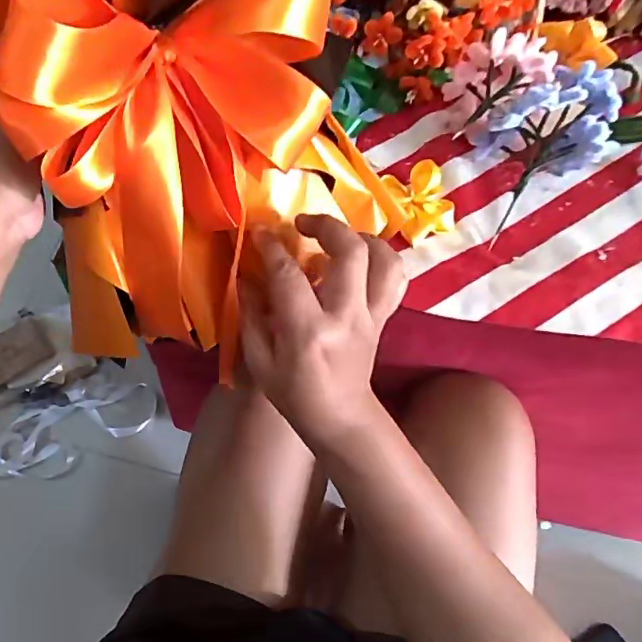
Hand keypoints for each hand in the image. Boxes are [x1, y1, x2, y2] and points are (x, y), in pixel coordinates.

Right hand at [239, 214, 406, 446]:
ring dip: (361, 236)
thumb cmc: (295, 396)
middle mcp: (345, 318)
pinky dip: (382, 258)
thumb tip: (246, 278)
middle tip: (301, 223)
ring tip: (336, 236)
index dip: (271, 248)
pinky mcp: (383, 319)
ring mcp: (370, 317)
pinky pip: (394, 278)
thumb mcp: (261, 364)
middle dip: (325, 225)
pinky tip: (360, 257)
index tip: (259, 233)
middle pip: (349, 252)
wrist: (341, 418)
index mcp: (308, 332)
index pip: (290, 275)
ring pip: (383, 259)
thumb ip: (252, 318)